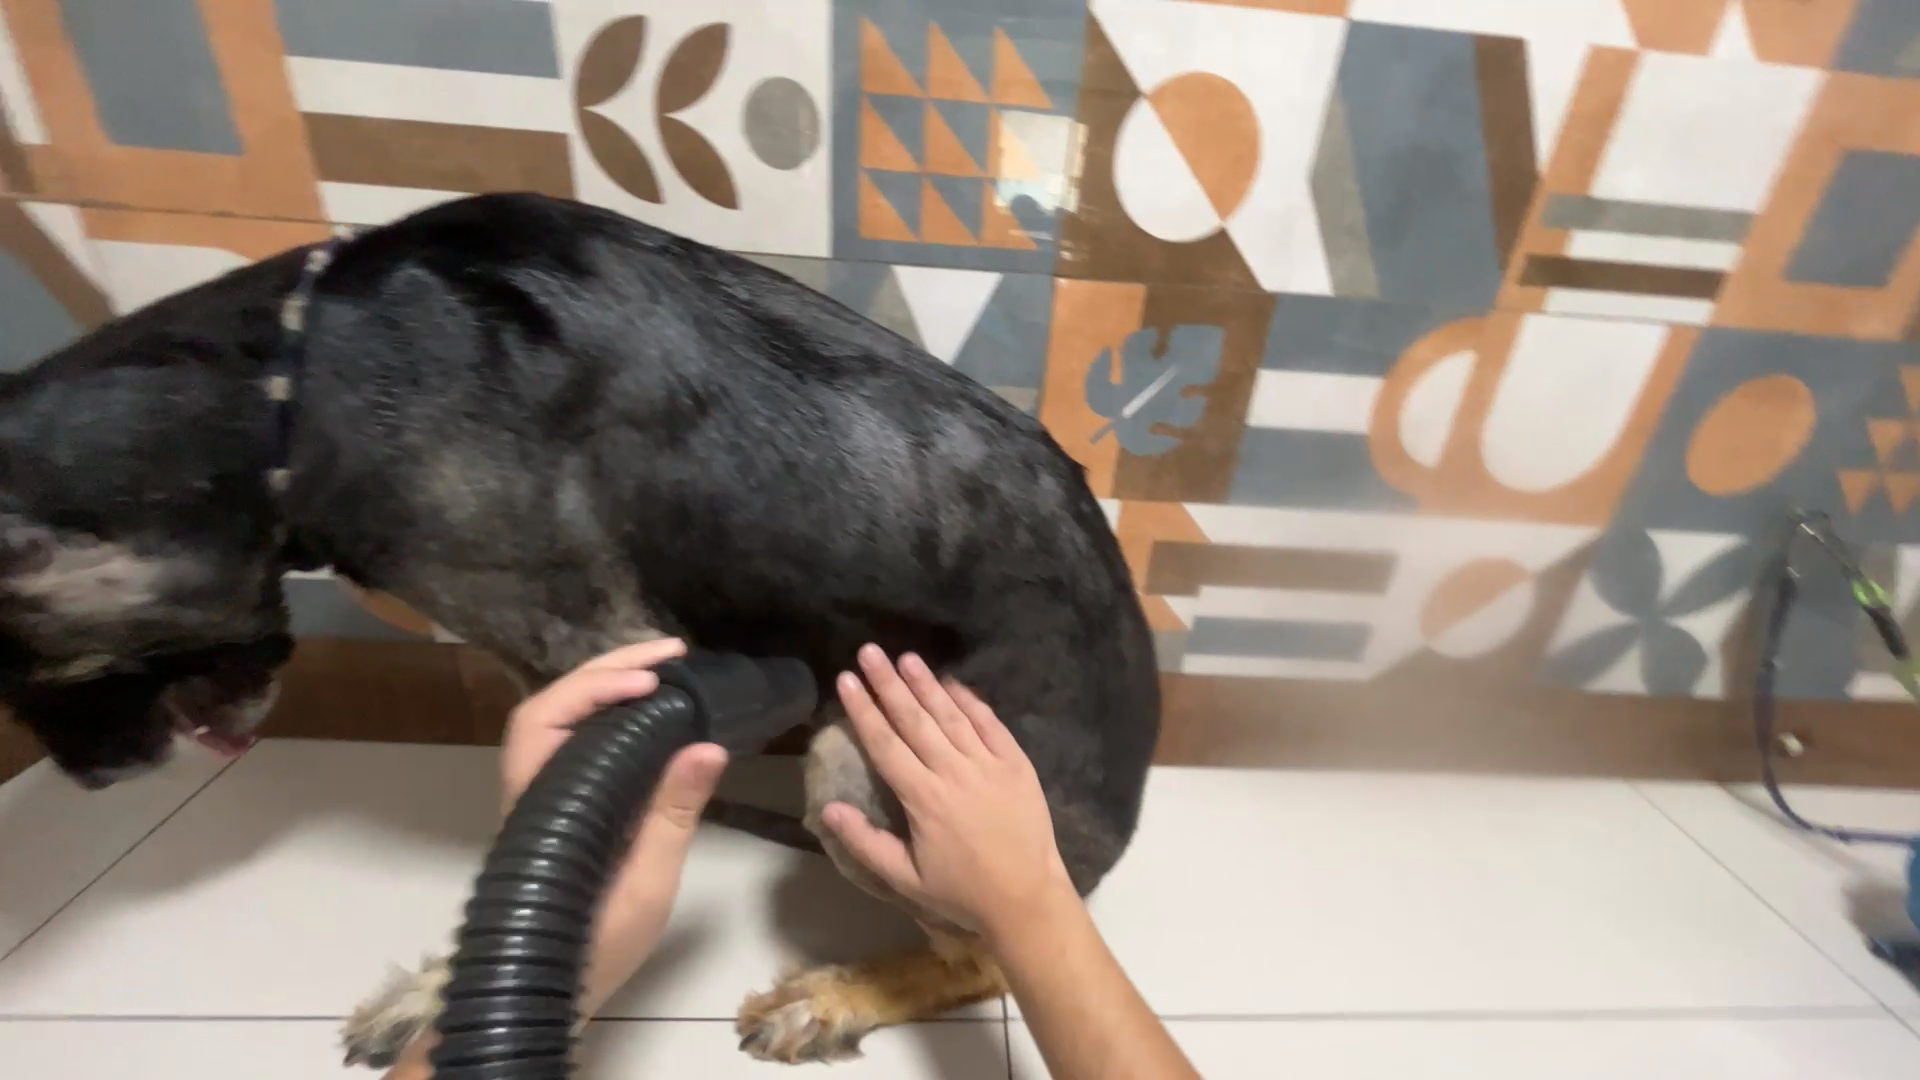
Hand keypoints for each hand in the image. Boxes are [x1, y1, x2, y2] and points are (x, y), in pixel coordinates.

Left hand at [500, 638, 726, 995]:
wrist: (550, 990)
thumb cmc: (598, 944)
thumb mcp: (647, 884)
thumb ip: (673, 814)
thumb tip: (709, 747)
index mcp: (545, 807)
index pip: (546, 725)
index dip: (594, 691)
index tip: (652, 681)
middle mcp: (534, 788)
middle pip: (550, 707)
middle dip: (608, 668)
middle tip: (673, 652)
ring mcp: (546, 792)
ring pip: (561, 718)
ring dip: (609, 681)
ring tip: (668, 665)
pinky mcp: (564, 799)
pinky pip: (579, 737)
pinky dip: (614, 708)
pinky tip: (651, 703)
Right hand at [821, 644, 1076, 936]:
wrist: (1027, 897)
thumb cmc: (961, 891)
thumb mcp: (906, 878)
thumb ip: (866, 842)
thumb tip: (828, 807)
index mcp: (923, 798)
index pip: (885, 744)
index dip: (863, 710)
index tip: (846, 679)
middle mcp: (953, 771)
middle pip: (914, 719)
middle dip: (889, 683)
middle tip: (870, 651)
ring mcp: (987, 763)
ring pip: (950, 714)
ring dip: (926, 683)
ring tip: (906, 657)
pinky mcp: (1015, 761)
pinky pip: (989, 722)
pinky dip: (969, 700)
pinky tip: (952, 681)